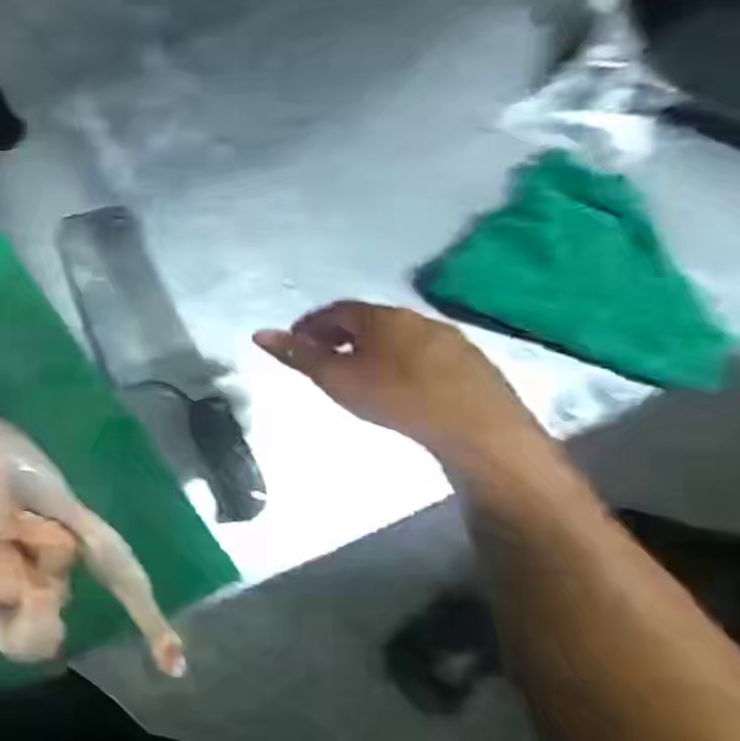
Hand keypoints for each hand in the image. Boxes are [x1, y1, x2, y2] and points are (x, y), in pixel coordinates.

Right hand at [254, 302, 540, 456]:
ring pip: (399, 337)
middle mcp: (415, 318)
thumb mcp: (335, 379)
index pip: (335, 309)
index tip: (297, 343)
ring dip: (374, 349)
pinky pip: (425, 354)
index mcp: (380, 316)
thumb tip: (259, 333)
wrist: (480, 431)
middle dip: (341, 336)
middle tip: (324, 359)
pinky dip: (404, 363)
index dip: (311, 324)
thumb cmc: (396, 398)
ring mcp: (449, 339)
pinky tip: (402, 388)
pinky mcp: (473, 363)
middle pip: (367, 320)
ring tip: (361, 375)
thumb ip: (298, 355)